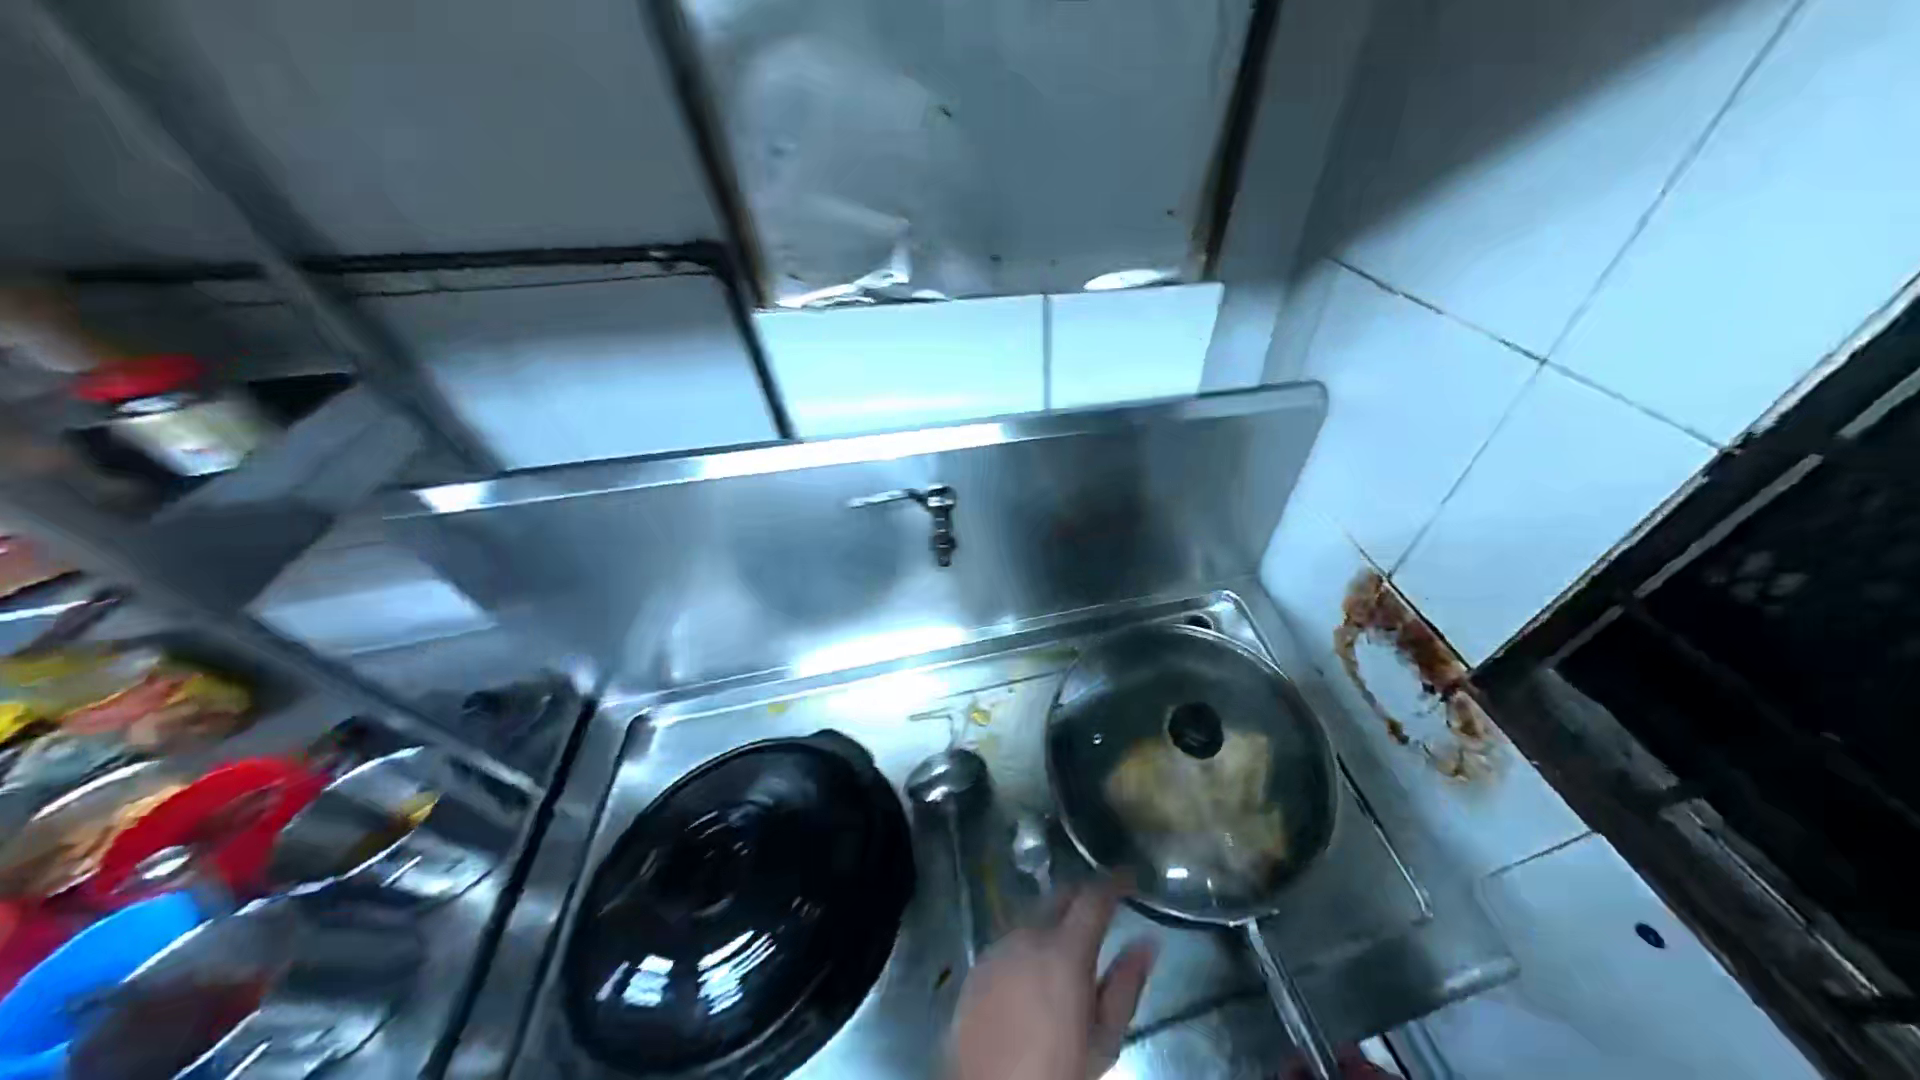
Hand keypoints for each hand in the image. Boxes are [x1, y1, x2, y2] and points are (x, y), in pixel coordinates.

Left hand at [945, 883, 1158, 1079]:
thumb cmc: (1057, 1071)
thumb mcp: (1104, 1040)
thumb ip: (1126, 984)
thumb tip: (1147, 942)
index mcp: (1064, 950)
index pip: (1093, 897)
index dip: (1114, 883)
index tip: (1130, 878)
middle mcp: (1027, 935)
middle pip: (1059, 897)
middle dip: (1083, 896)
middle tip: (1103, 908)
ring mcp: (998, 947)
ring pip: (1032, 916)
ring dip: (1054, 919)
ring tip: (1071, 944)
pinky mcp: (977, 964)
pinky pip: (1010, 939)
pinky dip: (1029, 942)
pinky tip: (1035, 970)